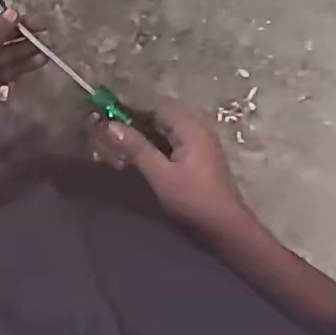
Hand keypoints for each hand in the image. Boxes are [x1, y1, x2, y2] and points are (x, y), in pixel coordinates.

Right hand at [90, 98, 254, 235]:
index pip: (157, 105)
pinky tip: (140, 152)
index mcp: (192, 128)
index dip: (131, 107)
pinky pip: (172, 138)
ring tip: (121, 140)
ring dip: (144, 131)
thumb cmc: (194, 200)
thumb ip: (137, 148)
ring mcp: (201, 142)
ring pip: (166, 127)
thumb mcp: (161, 175)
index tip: (108, 113)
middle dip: (136, 119)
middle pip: (161, 114)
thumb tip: (111, 124)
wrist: (227, 229)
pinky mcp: (199, 156)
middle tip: (112, 129)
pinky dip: (154, 141)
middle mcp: (199, 129)